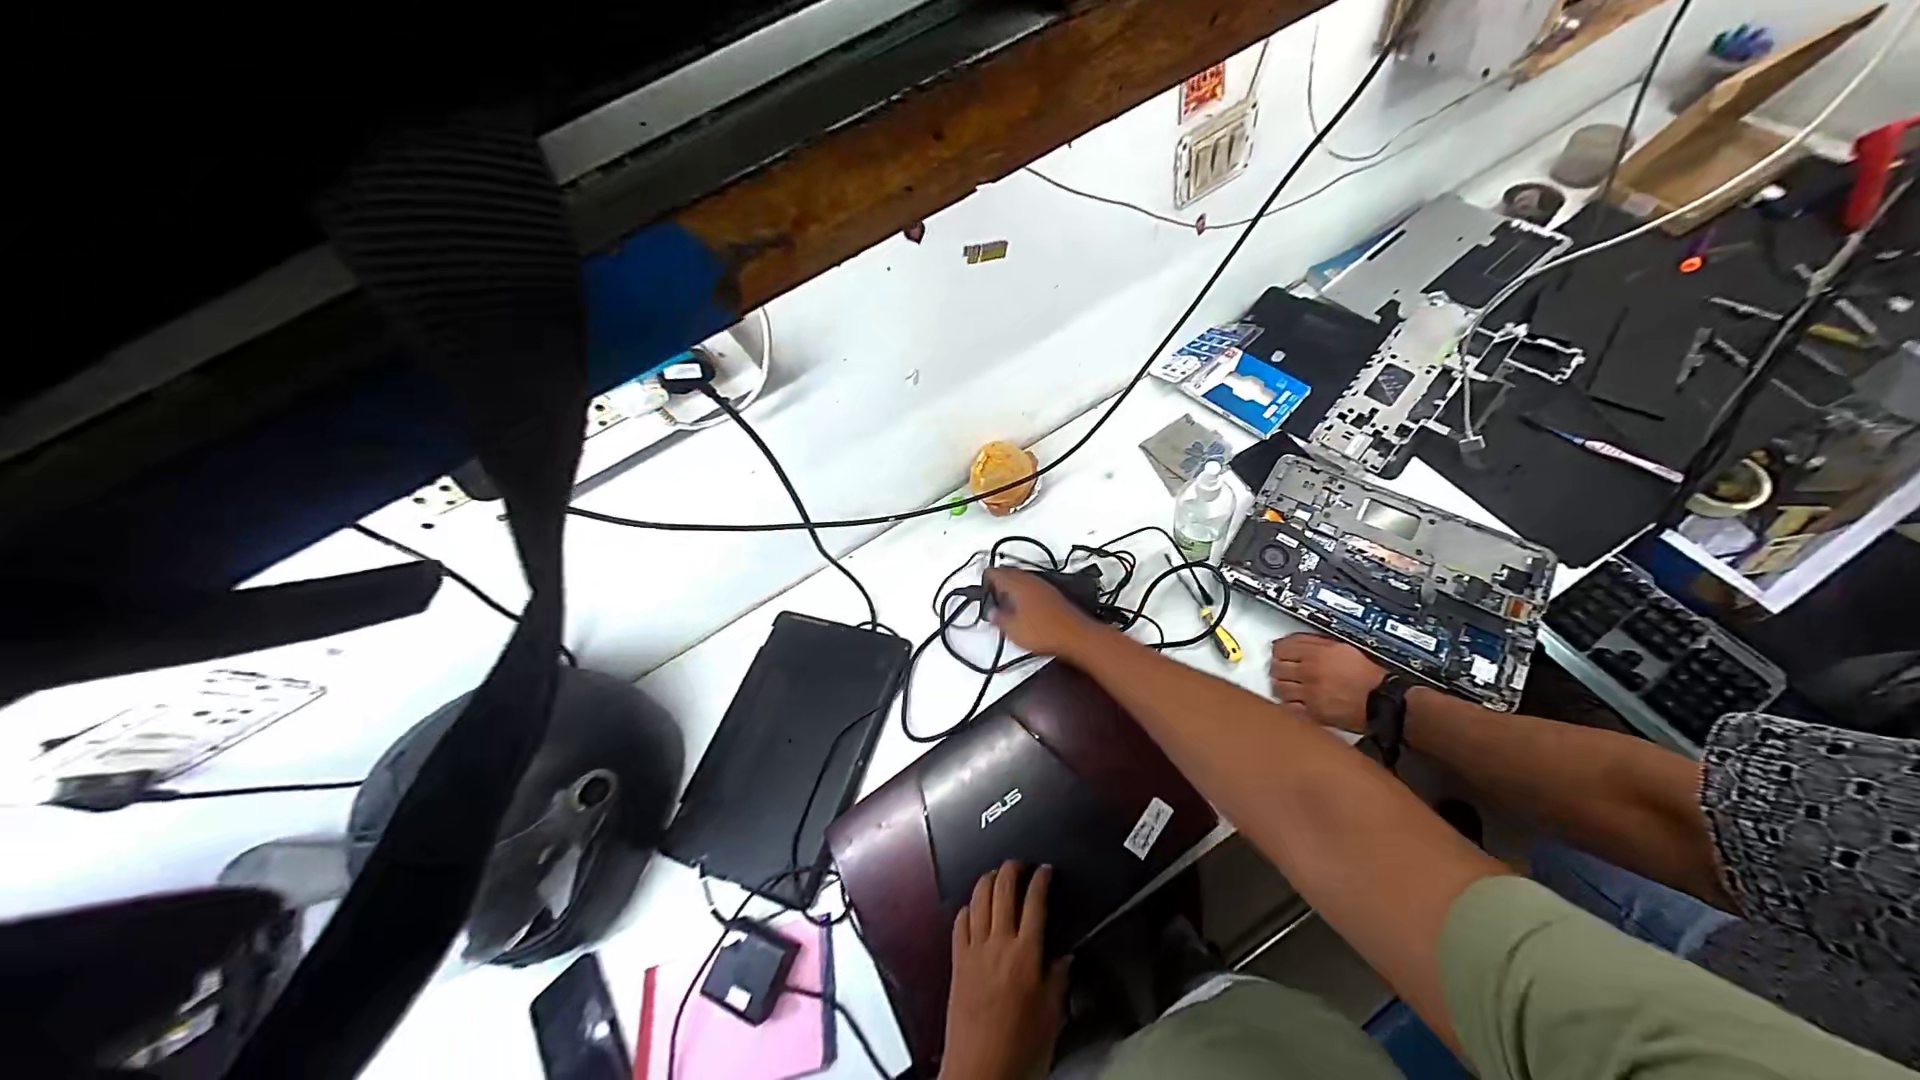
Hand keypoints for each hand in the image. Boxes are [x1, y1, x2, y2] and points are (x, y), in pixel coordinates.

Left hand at [939, 862, 1070, 1079]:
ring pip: (978, 898)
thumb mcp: (1052, 1016)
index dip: (1041, 879)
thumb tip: (1064, 958)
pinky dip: (968, 908)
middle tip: (1021, 863)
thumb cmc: (1018, 1052)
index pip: (1034, 901)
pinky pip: (960, 923)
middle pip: (1002, 889)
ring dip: (988, 880)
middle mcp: (998, 945)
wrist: (980, 1074)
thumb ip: (1058, 980)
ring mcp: (974, 951)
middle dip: (1012, 868)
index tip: (1045, 870)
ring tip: (997, 875)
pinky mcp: (957, 962)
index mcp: (1026, 955)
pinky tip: (973, 908)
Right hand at [983, 569, 1104, 658]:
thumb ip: (998, 618)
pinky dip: (1025, 588)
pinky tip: (1025, 599)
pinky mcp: (1055, 595)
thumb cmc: (1045, 632)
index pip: (997, 573)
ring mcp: (1045, 587)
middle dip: (1000, 576)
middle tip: (991, 584)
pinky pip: (1034, 585)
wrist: (1076, 636)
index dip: (987, 576)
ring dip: (1013, 581)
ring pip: (1024, 577)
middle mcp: (1032, 581)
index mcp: (1019, 586)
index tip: (982, 580)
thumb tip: (991, 612)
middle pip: (1011, 572)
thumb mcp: (1013, 630)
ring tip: (1005, 592)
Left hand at [1269, 634, 1386, 731]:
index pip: (1281, 649)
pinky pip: (1289, 708)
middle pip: (1276, 668)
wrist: (1385, 699)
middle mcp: (1309, 672)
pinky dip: (1289, 705)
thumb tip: (1297, 641)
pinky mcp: (1314, 713)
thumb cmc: (1370, 674)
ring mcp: (1309, 693)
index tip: (1281, 654)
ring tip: (1290, 687)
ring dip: (1282, 687)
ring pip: (1279, 688)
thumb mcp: (1344, 647)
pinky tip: (1296, 702)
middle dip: (1278, 669)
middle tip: (1284, 671)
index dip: (1279, 651)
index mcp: (1316, 653)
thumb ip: (1317, 642)